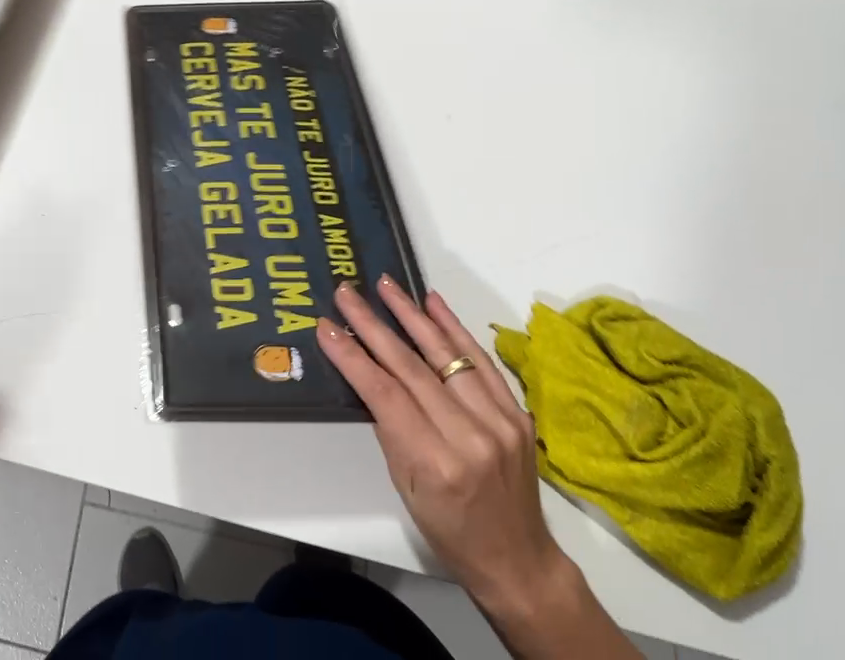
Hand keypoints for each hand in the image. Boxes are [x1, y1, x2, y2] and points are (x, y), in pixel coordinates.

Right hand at [316, 278, 568, 617]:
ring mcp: (501, 422)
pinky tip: (433, 303)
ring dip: (413, 315)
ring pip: (448, 355)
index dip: (353, 357)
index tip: (326, 327)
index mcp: (436, 463)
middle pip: (413, 367)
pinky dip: (456, 329)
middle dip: (374, 325)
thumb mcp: (404, 486)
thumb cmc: (448, 531)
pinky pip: (482, 362)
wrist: (518, 559)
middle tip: (347, 294)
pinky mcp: (518, 413)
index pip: (386, 395)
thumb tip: (369, 375)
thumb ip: (391, 428)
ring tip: (386, 285)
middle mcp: (471, 436)